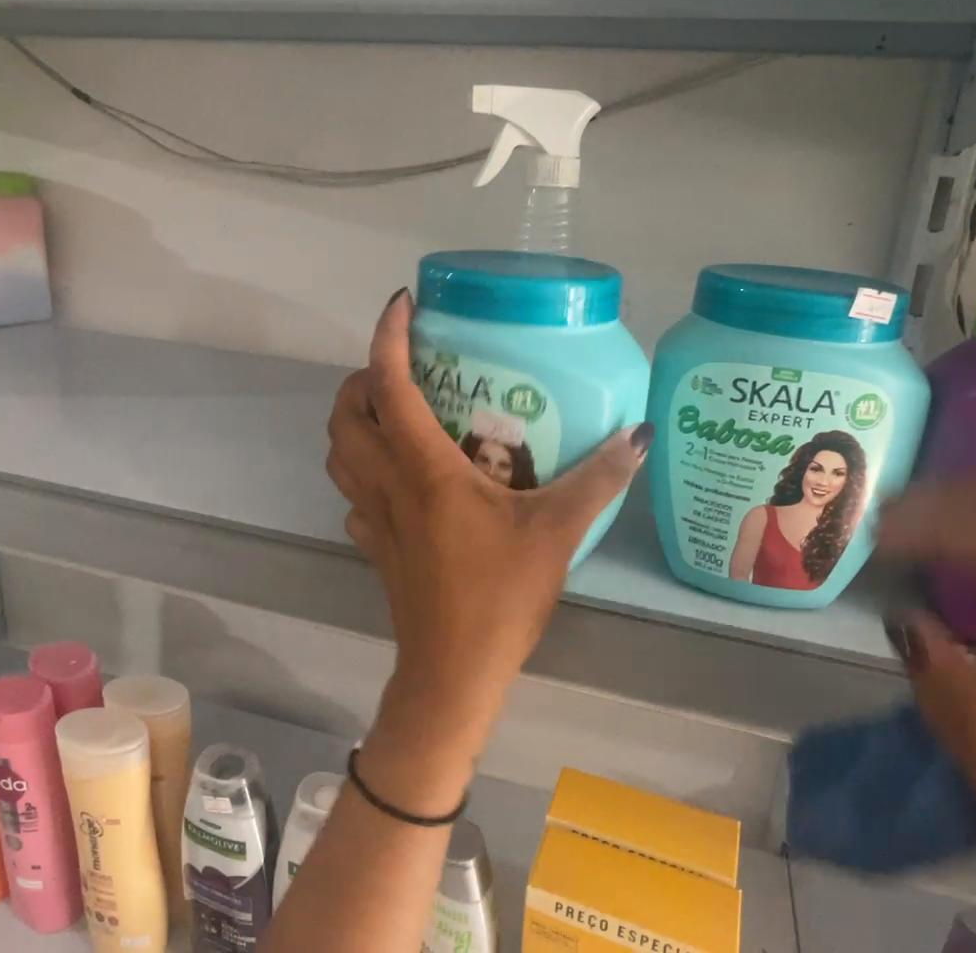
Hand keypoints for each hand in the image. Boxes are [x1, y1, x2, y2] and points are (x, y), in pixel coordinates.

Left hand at [327, 291, 649, 726]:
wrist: (453, 673)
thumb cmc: (501, 597)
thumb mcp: (558, 532)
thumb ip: (599, 480)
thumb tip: (637, 435)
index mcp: (424, 469)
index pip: (388, 385)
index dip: (388, 336)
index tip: (403, 302)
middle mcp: (386, 484)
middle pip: (345, 414)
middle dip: (360, 377)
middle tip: (405, 365)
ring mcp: (373, 518)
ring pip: (338, 452)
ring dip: (354, 420)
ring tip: (396, 410)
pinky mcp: (374, 546)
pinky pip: (352, 492)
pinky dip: (363, 468)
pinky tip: (401, 475)